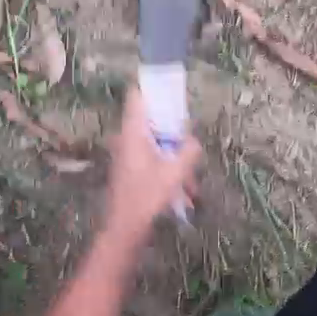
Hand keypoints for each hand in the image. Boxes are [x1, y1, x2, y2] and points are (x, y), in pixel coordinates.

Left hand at [102, 87, 202, 245]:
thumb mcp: (175, 172)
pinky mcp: (131, 168)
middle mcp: (127, 137)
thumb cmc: (147, 196)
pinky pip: (153, 158)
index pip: (137, 95)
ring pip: (155, 142)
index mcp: (133, 131)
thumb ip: (188, 150)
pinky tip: (183, 191)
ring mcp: (127, 153)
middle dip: (174, 130)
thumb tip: (191, 140)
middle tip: (189, 144)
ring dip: (174, 157)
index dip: (154, 88)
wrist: (125, 227)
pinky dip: (168, 168)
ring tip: (190, 183)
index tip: (173, 90)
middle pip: (152, 119)